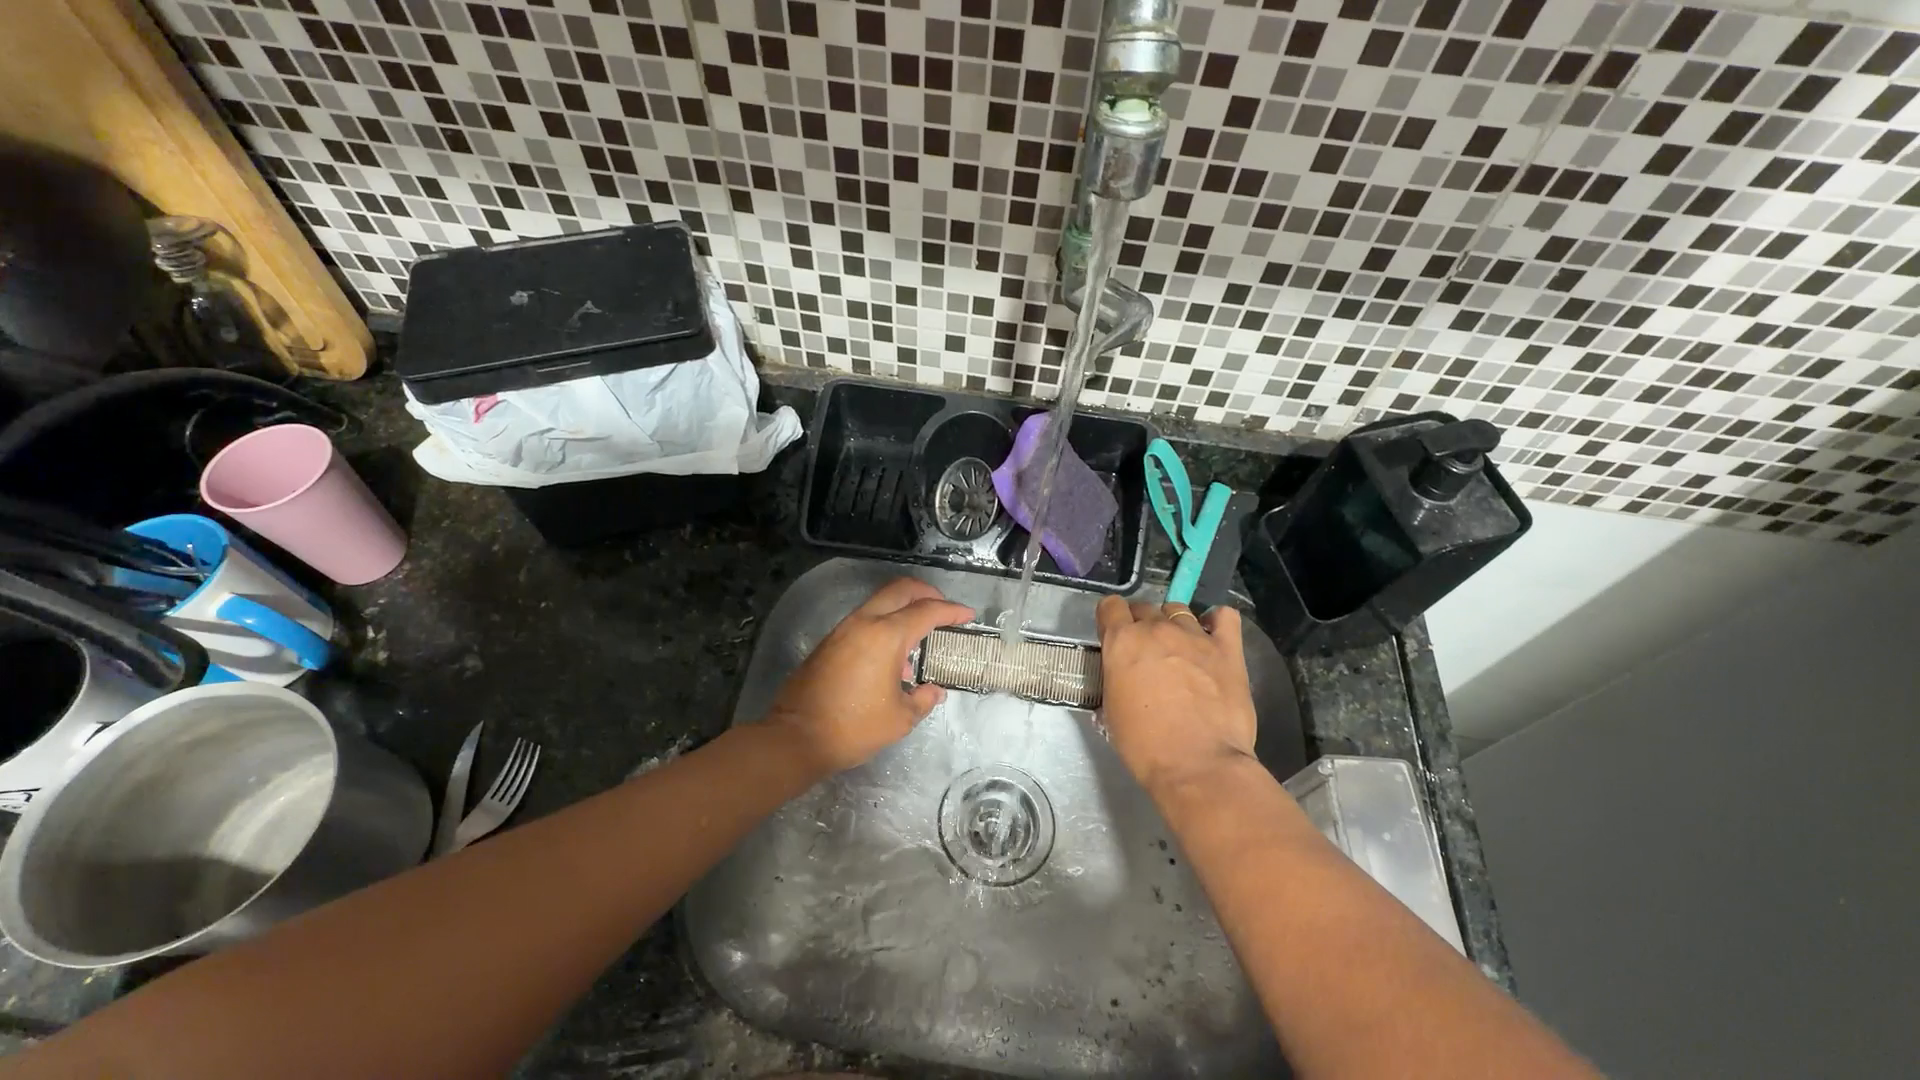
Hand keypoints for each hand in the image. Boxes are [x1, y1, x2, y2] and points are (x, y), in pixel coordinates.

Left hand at [764, 578, 973, 774]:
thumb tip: (933, 690)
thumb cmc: (854, 728)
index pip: (927, 611)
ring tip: (918, 640)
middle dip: (927, 593)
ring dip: (903, 610)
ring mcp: (843, 630)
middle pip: (900, 589)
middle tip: (944, 609)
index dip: (951, 611)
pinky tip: (891, 658)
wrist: (796, 737)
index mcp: (886, 636)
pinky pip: (864, 621)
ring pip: (879, 603)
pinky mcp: (829, 643)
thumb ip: (923, 699)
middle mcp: (864, 623)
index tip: (967, 615)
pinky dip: (884, 625)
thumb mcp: (900, 719)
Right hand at [1095, 597, 1258, 792]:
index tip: (1114, 636)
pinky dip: (1216, 621)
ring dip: (1174, 625)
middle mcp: (1156, 629)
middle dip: (1141, 624)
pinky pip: (1224, 617)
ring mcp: (1195, 636)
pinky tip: (1213, 636)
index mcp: (1122, 642)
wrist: (1197, 764)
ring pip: (1179, 610)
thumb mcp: (1112, 710)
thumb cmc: (1145, 746)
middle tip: (1146, 652)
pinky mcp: (1228, 649)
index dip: (1111, 620)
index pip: (1110, 607)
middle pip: (1145, 608)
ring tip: (1179, 648)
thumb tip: (1124, 676)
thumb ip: (1116, 679)